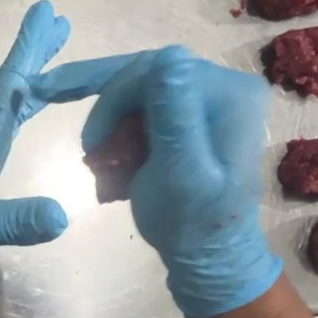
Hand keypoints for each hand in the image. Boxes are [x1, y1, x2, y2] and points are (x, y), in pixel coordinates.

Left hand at [0, 1, 96, 317]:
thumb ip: (15, 221)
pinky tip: (21, 117)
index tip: (47, 14)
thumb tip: (63, 215)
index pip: (6, 89)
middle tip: (60, 26)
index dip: (27, 51)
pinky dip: (16, 114)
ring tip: (53, 63)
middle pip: (7, 90)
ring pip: (3, 109)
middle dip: (33, 57)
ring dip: (27, 83)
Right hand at [79, 47, 280, 317]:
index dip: (112, 98)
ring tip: (101, 173)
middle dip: (107, 118)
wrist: (207, 259)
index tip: (90, 143)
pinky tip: (111, 173)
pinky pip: (138, 116)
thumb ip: (174, 117)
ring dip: (108, 135)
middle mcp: (221, 88)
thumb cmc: (193, 224)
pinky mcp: (189, 121)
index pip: (153, 69)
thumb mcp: (181, 173)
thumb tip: (166, 58)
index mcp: (227, 94)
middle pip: (141, 79)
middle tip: (90, 157)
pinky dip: (117, 143)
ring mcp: (205, 104)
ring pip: (134, 99)